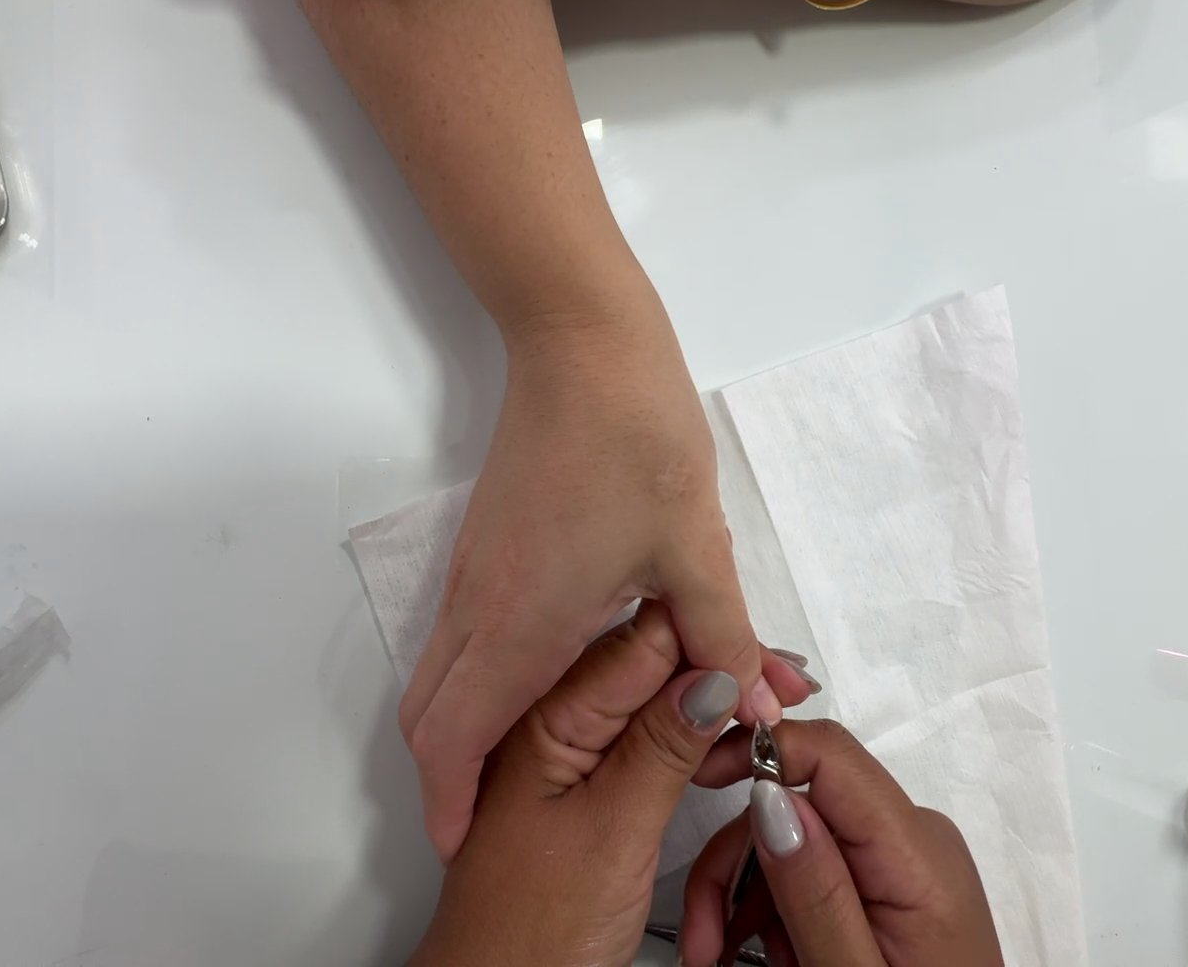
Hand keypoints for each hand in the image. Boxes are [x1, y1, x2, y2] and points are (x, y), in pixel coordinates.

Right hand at [401, 311, 813, 860]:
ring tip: (539, 747)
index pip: (452, 737)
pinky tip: (556, 664)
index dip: (447, 801)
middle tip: (494, 808)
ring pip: (443, 670)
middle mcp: (478, 603)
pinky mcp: (482, 539)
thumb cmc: (636, 444)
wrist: (582, 345)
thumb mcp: (693, 549)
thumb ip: (723, 639)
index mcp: (522, 622)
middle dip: (449, 774)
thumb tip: (759, 706)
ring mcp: (471, 567)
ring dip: (471, 721)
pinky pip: (462, 630)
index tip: (461, 842)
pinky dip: (483, 673)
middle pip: (428, 712)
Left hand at [409, 603, 742, 965]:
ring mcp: (571, 742)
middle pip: (651, 660)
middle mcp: (555, 714)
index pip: (641, 644)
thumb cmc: (527, 932)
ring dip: (713, 694)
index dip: (711, 644)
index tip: (770, 669)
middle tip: (788, 684)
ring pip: (654, 693)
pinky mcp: (587, 772)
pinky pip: (646, 730)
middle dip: (721, 663)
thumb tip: (716, 676)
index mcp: (548, 712)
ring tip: (769, 705)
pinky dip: (692, 729)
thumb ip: (662, 748)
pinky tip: (726, 734)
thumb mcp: (610, 834)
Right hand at [680, 720, 1002, 966]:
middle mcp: (911, 836)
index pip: (829, 753)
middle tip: (701, 938)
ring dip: (742, 890)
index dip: (756, 748)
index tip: (694, 779)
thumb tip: (767, 796)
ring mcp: (897, 857)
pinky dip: (770, 903)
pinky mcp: (884, 878)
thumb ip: (817, 894)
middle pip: (794, 802)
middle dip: (734, 857)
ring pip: (790, 834)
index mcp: (917, 853)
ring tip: (718, 955)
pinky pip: (809, 863)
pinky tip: (759, 950)